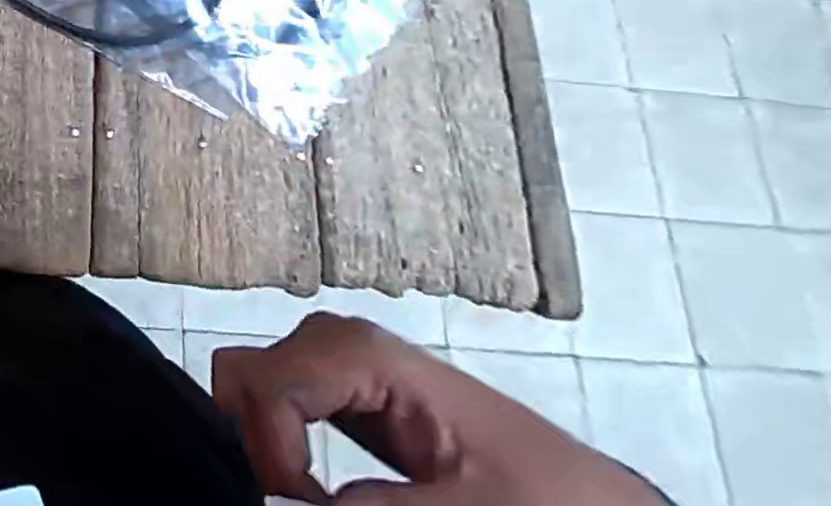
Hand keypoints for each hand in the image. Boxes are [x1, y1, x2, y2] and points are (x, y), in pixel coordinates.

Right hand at [211, 313, 664, 505]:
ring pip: (251, 381)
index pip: (266, 381)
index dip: (267, 449)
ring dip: (260, 441)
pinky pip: (276, 397)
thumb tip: (278, 502)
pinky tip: (308, 486)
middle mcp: (336, 341)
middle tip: (291, 496)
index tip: (301, 500)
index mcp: (364, 355)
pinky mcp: (339, 383)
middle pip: (244, 372)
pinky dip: (273, 439)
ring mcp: (335, 358)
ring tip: (302, 495)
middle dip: (250, 439)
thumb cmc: (541, 497)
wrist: (586, 498)